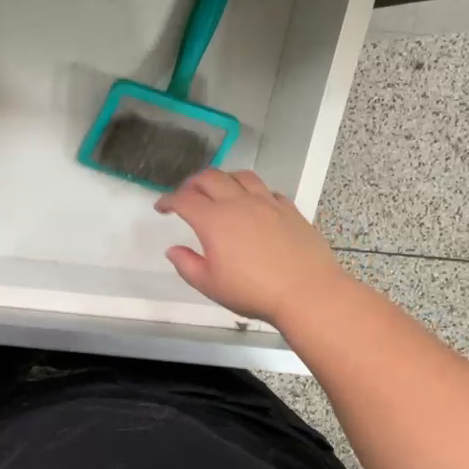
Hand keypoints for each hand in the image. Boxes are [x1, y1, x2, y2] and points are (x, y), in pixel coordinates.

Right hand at [155, 169, 350, 325]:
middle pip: (210, 178)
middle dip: (192, 183)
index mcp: (214, 221)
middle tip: (185, 195)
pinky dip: (252, 191)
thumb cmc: (252, 291)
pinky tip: (252, 204)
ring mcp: (267, 203)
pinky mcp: (289, 209)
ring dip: (223, 178)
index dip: (168, 200)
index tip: (161, 207)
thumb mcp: (208, 284)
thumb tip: (174, 250)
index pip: (184, 200)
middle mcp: (239, 203)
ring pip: (241, 176)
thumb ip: (186, 264)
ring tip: (218, 190)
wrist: (306, 291)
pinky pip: (266, 190)